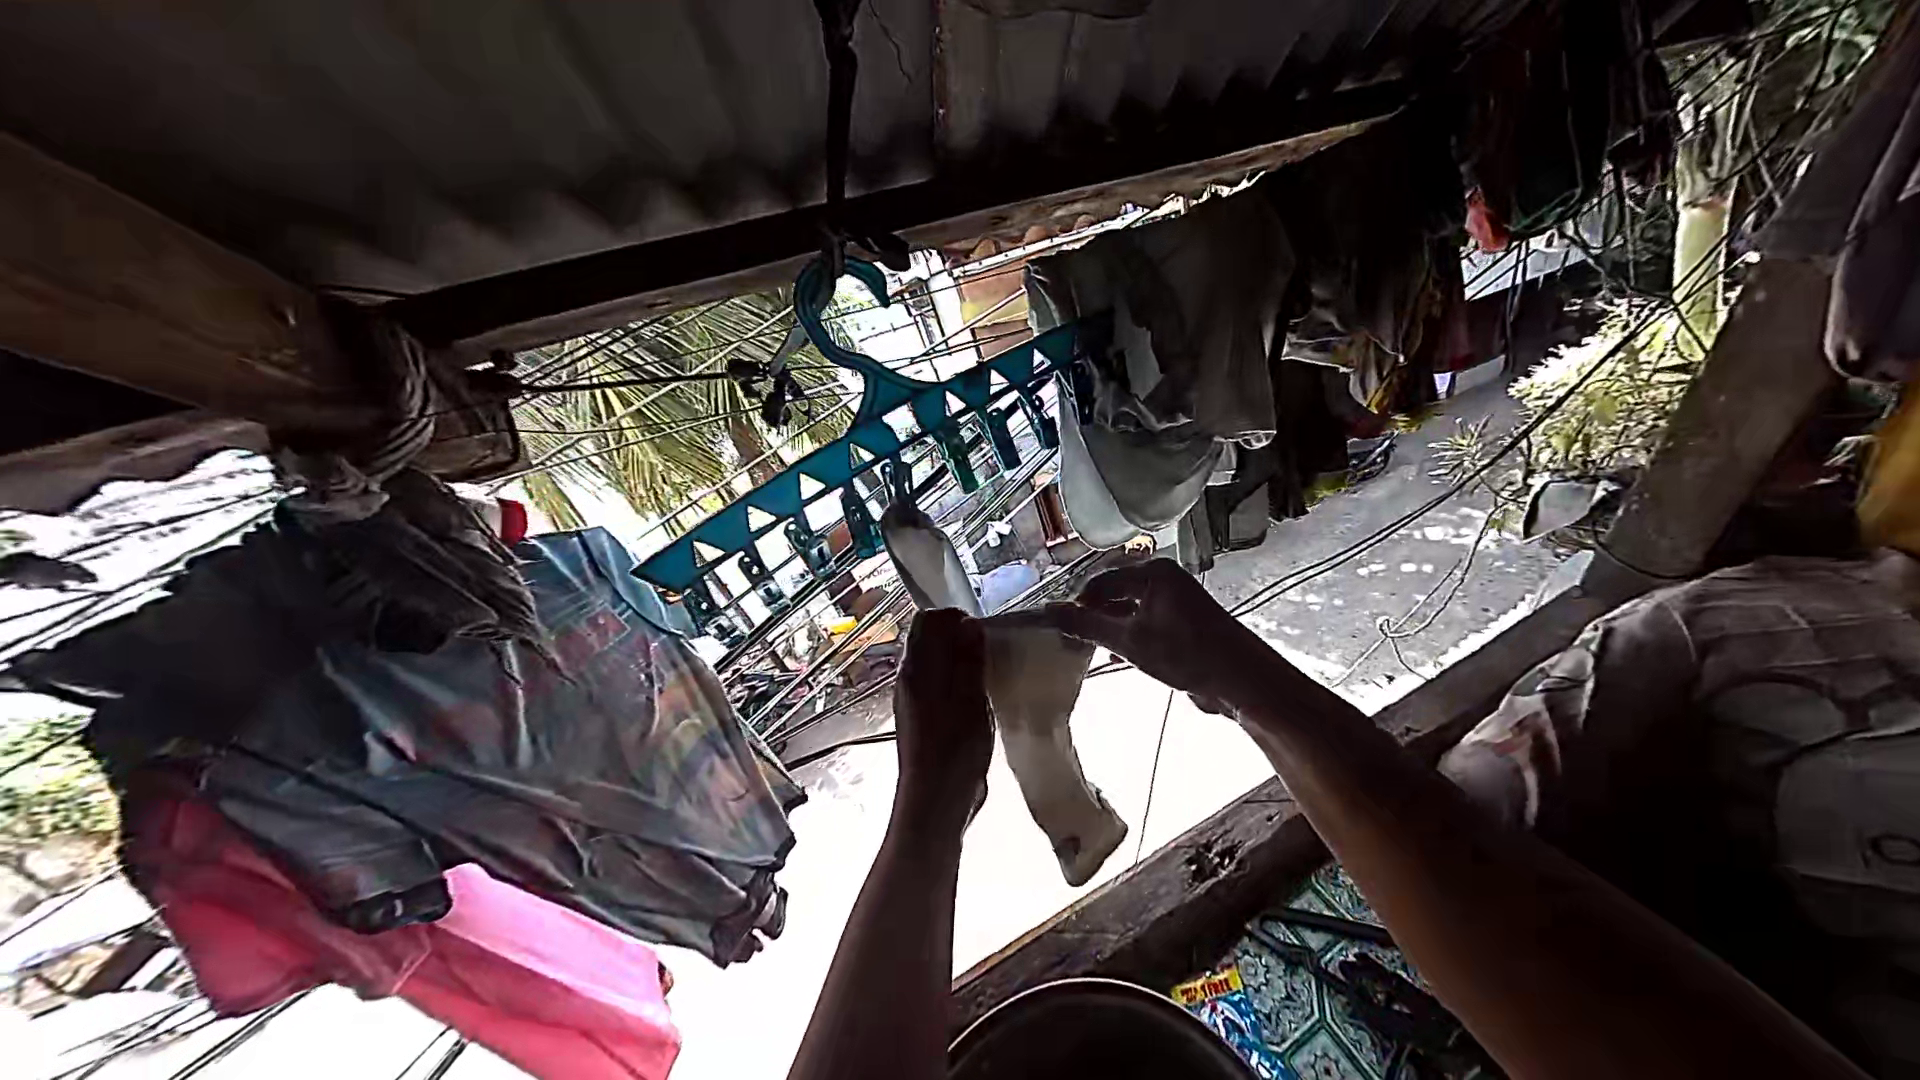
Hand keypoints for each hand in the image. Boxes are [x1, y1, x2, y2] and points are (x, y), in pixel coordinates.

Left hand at [891, 608, 993, 834]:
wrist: (935, 804)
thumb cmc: (954, 748)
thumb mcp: (969, 699)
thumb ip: (968, 660)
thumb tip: (969, 623)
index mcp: (916, 669)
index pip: (927, 621)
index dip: (955, 618)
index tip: (983, 632)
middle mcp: (910, 680)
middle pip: (930, 640)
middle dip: (959, 636)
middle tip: (989, 651)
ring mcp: (915, 701)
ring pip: (936, 663)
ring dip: (961, 660)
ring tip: (990, 673)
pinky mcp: (925, 720)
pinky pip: (940, 686)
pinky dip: (959, 682)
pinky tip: (980, 698)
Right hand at [1016, 559, 1278, 706]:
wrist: (1243, 680)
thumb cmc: (1186, 654)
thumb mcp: (1129, 641)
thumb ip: (1087, 625)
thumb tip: (1050, 612)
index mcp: (1153, 572)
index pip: (1100, 580)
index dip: (1077, 603)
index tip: (1060, 627)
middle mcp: (1164, 578)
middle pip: (1114, 592)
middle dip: (1094, 616)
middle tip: (1074, 640)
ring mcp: (1175, 599)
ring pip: (1129, 608)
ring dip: (1110, 628)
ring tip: (1094, 649)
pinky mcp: (1183, 620)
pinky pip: (1145, 620)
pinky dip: (1129, 635)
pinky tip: (1120, 655)